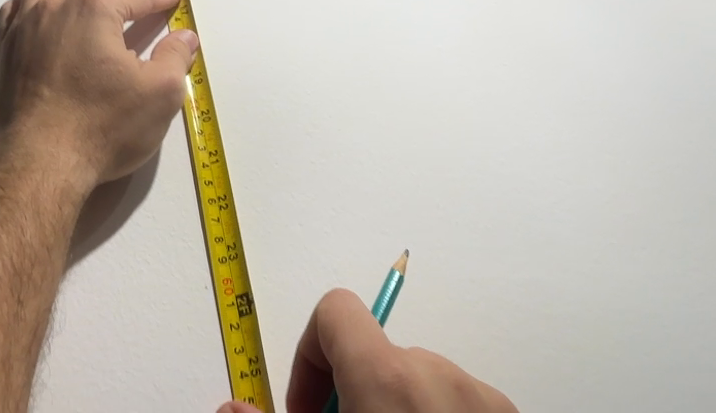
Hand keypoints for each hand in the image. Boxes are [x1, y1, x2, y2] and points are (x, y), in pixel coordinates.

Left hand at [0, 0, 197, 190]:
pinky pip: (17, 5)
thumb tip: (185, 36)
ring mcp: (24, 24)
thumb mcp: (158, 94)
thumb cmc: (101, 127)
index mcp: (94, 8)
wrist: (36, 164)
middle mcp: (55, 5)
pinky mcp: (4, 48)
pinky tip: (45, 5)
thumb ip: (175, 58)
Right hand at [216, 289, 518, 412]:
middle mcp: (440, 376)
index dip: (309, 356)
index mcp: (389, 376)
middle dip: (351, 400)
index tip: (306, 412)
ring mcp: (484, 402)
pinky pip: (459, 408)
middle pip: (377, 356)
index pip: (335, 312)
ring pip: (420, 386)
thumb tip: (231, 406)